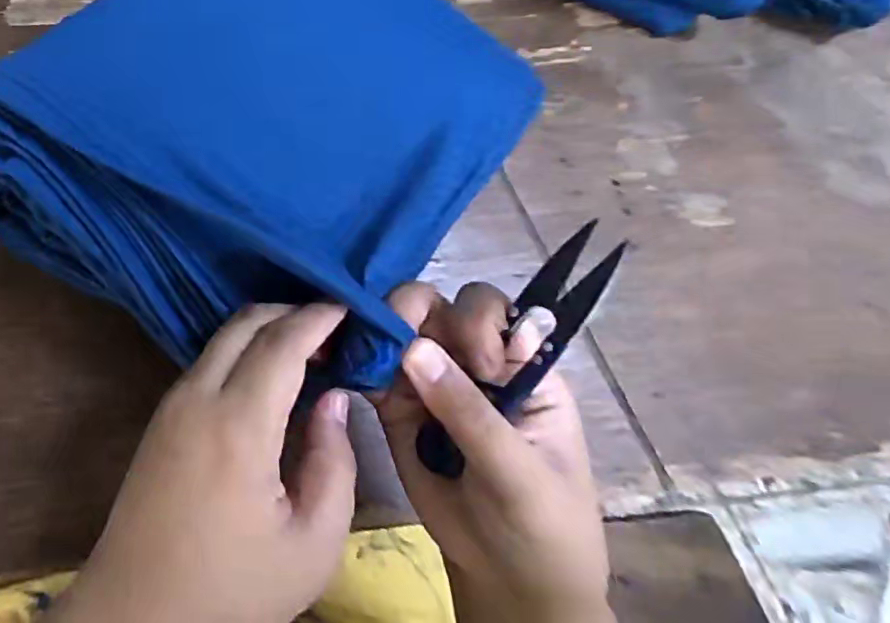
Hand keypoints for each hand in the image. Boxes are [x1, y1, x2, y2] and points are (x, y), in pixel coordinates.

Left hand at [54, 303, 357, 622]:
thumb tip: (334, 398)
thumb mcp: (311, 544)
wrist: (140, 610)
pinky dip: (243, 348)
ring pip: (223, 336)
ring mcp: (173, 400)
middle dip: (292, 311)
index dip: (317, 317)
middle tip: (333, 327)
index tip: (349, 307)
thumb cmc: (234, 586)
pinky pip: (208, 359)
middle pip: (247, 323)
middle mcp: (199, 394)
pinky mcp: (162, 413)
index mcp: (238, 423)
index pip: (282, 342)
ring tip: (308, 347)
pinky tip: (268, 373)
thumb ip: (332, 462)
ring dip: (266, 328)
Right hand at [372, 282, 612, 622]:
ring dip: (380, 329)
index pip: (492, 312)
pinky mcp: (397, 403)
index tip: (476, 364)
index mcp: (520, 366)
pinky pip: (374, 366)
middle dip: (413, 309)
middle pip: (438, 307)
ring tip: (368, 354)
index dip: (476, 322)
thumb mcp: (518, 473)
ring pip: (400, 328)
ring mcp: (432, 379)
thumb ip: (469, 412)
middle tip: (400, 342)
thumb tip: (413, 348)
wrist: (506, 582)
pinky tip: (349, 366)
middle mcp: (472, 359)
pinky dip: (358, 360)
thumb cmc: (541, 527)